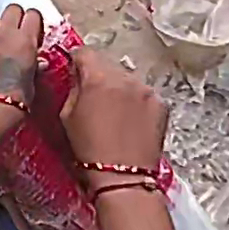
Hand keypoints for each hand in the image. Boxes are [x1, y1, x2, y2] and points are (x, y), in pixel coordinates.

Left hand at [0, 4, 43, 144]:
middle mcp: (3, 35)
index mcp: (25, 41)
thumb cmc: (13, 104)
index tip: (32, 32)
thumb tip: (37, 61)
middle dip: (14, 18)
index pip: (33, 15)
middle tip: (14, 33)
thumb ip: (34, 67)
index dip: (33, 22)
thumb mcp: (32, 84)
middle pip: (11, 9)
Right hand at [59, 46, 167, 173]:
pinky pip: (142, 93)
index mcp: (98, 79)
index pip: (84, 52)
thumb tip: (77, 76)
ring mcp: (147, 90)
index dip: (76, 60)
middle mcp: (126, 78)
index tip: (73, 70)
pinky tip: (129, 119)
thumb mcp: (66, 115)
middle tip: (91, 95)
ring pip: (126, 78)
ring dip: (117, 87)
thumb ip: (73, 88)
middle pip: (107, 64)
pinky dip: (134, 100)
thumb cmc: (87, 148)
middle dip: (98, 74)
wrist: (123, 177)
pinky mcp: (161, 104)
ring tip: (112, 110)